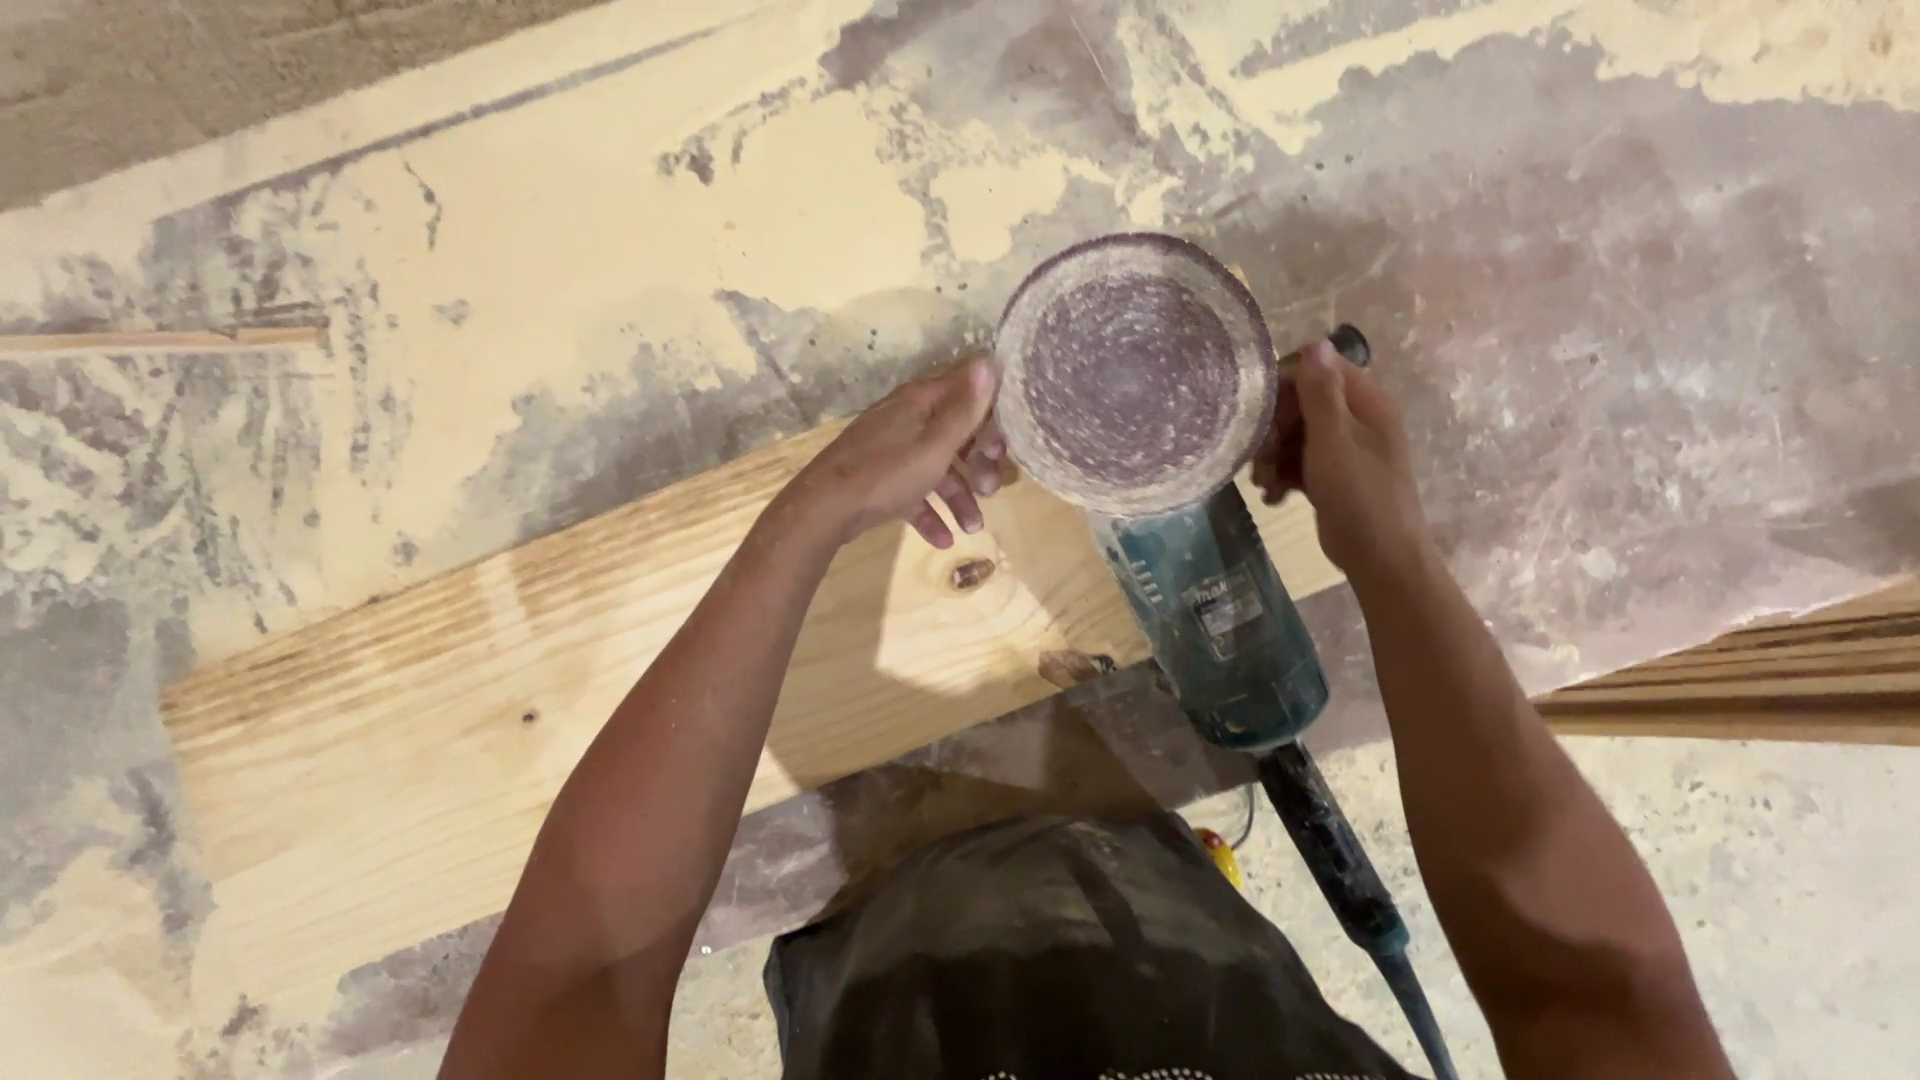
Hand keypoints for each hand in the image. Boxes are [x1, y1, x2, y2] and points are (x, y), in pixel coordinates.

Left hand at [786, 356, 1004, 548]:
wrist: (824, 508)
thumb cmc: (885, 474)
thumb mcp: (934, 445)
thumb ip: (965, 408)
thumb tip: (989, 359)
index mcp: (920, 401)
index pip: (967, 395)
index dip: (990, 419)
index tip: (1002, 449)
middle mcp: (906, 418)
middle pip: (954, 434)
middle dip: (977, 464)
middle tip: (991, 490)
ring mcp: (890, 449)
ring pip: (936, 467)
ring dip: (958, 497)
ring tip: (972, 528)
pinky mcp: (879, 478)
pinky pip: (913, 491)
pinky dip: (929, 512)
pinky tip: (943, 539)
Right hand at [1251, 340, 1434, 582]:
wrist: (1380, 557)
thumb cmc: (1359, 495)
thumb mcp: (1333, 440)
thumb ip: (1321, 394)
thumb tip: (1315, 342)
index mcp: (1366, 404)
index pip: (1319, 371)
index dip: (1286, 386)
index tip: (1261, 414)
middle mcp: (1356, 421)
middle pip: (1302, 405)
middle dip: (1274, 428)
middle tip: (1260, 455)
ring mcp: (1343, 450)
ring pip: (1295, 436)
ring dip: (1272, 456)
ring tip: (1264, 483)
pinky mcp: (1331, 476)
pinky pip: (1298, 463)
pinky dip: (1282, 476)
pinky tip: (1273, 498)